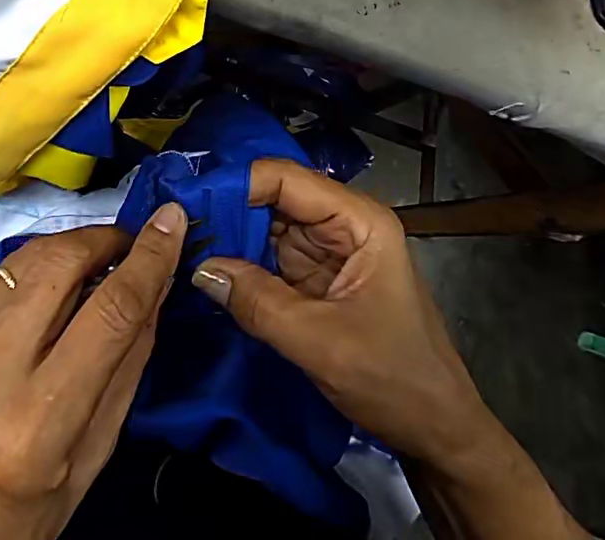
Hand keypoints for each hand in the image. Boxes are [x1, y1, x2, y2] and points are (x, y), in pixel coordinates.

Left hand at [0, 203, 187, 539]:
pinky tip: (41, 296)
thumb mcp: (99, 446)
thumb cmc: (23, 505)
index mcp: (39, 420)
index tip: (173, 220)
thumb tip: (161, 277)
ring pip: (29, 256)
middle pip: (62, 263)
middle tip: (128, 249)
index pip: (111, 310)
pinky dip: (33, 271)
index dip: (150, 256)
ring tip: (91, 268)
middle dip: (107, 240)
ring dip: (72, 250)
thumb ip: (132, 354)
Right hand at [191, 160, 587, 538]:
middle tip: (170, 226)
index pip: (291, 180)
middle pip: (278, 200)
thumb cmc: (393, 376)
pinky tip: (205, 269)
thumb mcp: (322, 342)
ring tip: (176, 244)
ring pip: (272, 230)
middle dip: (228, 210)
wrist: (434, 424)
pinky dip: (243, 266)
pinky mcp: (320, 282)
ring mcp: (332, 253)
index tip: (186, 199)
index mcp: (360, 221)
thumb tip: (199, 267)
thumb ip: (259, 302)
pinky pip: (274, 262)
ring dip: (230, 237)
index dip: (239, 183)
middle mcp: (346, 225)